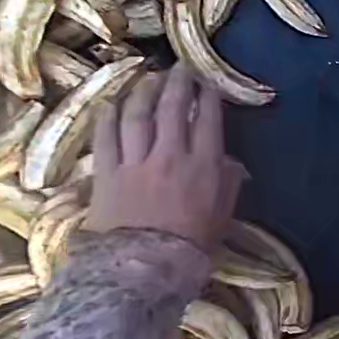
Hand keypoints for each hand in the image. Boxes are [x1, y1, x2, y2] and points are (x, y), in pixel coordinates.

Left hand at [84, 64, 246, 250]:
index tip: (207, 83)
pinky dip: (109, 117)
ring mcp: (135, 162)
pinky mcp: (106, 173)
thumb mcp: (222, 216)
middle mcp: (170, 156)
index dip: (208, 98)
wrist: (144, 271)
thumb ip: (228, 184)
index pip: (207, 121)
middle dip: (177, 84)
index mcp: (202, 166)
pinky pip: (106, 137)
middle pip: (173, 109)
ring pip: (139, 116)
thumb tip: (232, 162)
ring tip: (149, 78)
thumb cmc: (191, 247)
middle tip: (179, 68)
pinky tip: (112, 104)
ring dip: (144, 92)